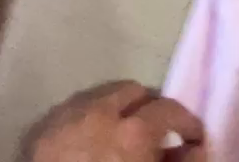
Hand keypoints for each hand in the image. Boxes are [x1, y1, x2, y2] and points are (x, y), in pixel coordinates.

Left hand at [21, 80, 206, 161]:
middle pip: (133, 91)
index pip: (169, 109)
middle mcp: (99, 110)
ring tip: (124, 138)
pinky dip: (90, 119)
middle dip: (150, 108)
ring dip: (118, 110)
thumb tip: (197, 148)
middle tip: (159, 134)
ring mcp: (67, 115)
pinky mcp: (41, 129)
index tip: (194, 137)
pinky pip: (74, 109)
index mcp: (133, 131)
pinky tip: (92, 142)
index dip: (187, 122)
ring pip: (101, 96)